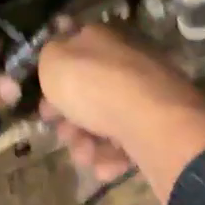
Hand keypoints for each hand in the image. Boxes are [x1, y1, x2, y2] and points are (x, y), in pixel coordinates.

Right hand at [36, 23, 204, 202]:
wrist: (153, 121)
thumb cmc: (96, 86)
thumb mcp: (53, 62)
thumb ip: (48, 57)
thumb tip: (57, 60)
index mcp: (105, 39)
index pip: (74, 53)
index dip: (54, 80)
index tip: (44, 106)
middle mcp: (128, 62)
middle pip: (89, 94)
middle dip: (69, 120)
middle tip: (63, 134)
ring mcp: (147, 95)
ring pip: (105, 122)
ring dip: (86, 144)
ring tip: (86, 154)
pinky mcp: (160, 127)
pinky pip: (127, 143)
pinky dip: (113, 157)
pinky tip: (107, 166)